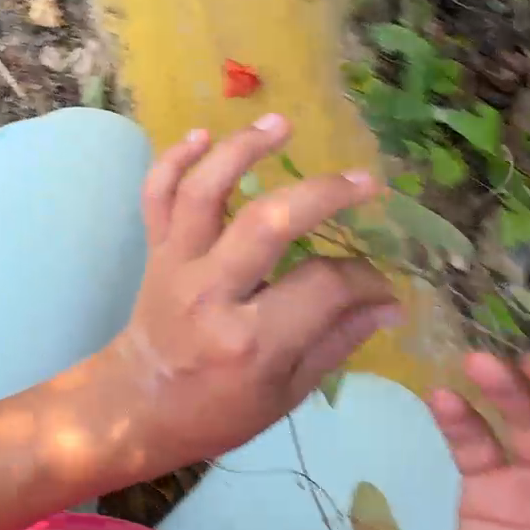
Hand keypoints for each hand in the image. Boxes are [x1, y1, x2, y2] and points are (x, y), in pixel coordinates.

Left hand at [93, 115, 401, 474]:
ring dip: (240, 150)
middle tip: (363, 179)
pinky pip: (156, 195)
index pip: (322, 285)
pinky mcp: (152, 248)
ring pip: (202, 193)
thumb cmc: (221, 407)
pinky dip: (174, 160)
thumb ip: (338, 339)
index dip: (363, 275)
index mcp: (251, 340)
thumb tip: (389, 298)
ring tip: (279, 121)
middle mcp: (209, 292)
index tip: (380, 277)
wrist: (140, 401)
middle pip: (265, 224)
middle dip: (320, 194)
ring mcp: (174, 264)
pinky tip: (201, 135)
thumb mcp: (290, 391)